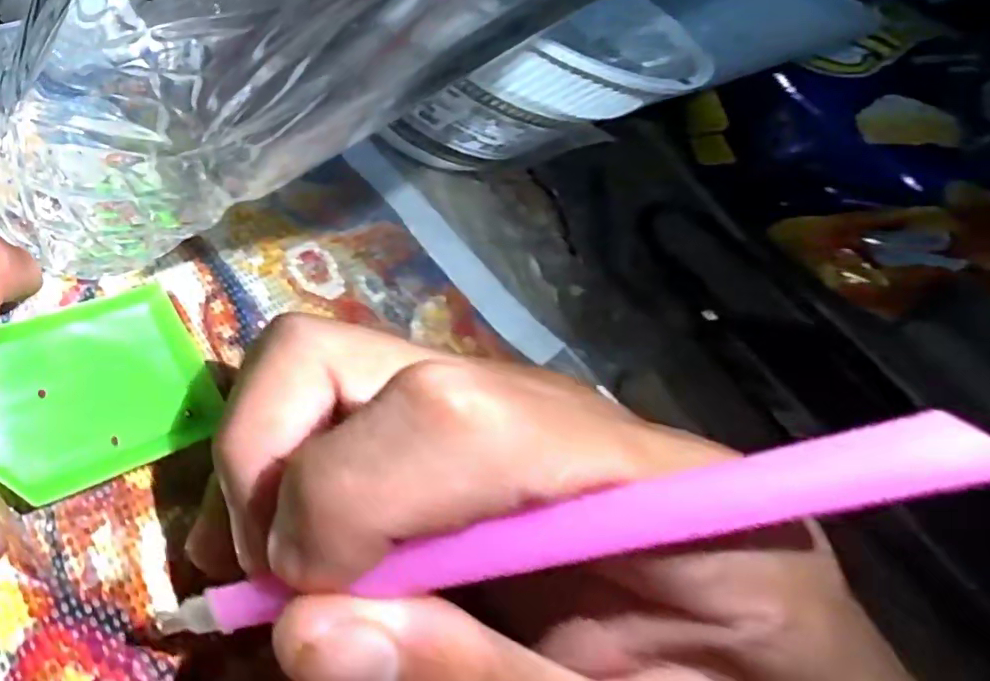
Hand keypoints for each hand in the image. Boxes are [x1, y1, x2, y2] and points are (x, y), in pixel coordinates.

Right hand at [184, 314, 910, 680]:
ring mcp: (461, 396)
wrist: (745, 679)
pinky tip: (279, 549)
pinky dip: (263, 472)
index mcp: (641, 476)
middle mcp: (528, 400)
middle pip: (328, 352)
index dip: (344, 497)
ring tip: (271, 570)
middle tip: (269, 578)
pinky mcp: (417, 415)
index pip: (447, 415)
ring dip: (254, 466)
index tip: (306, 604)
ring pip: (296, 363)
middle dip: (264, 460)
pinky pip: (301, 402)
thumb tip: (298, 633)